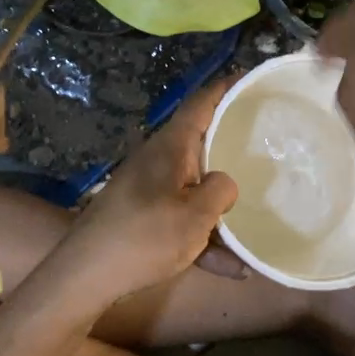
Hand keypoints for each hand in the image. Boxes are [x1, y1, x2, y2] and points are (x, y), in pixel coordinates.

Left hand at [54, 82, 240, 301]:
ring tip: (259, 218)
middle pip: (202, 143)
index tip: (252, 79)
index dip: (226, 87)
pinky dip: (205, 240)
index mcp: (171, 147)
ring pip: (195, 188)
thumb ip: (220, 192)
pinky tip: (234, 269)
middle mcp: (159, 160)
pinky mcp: (143, 219)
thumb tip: (225, 183)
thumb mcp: (194, 216)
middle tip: (270, 142)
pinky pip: (183, 221)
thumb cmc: (143, 237)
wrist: (85, 276)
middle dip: (234, 144)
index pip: (201, 103)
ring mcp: (149, 190)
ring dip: (223, 206)